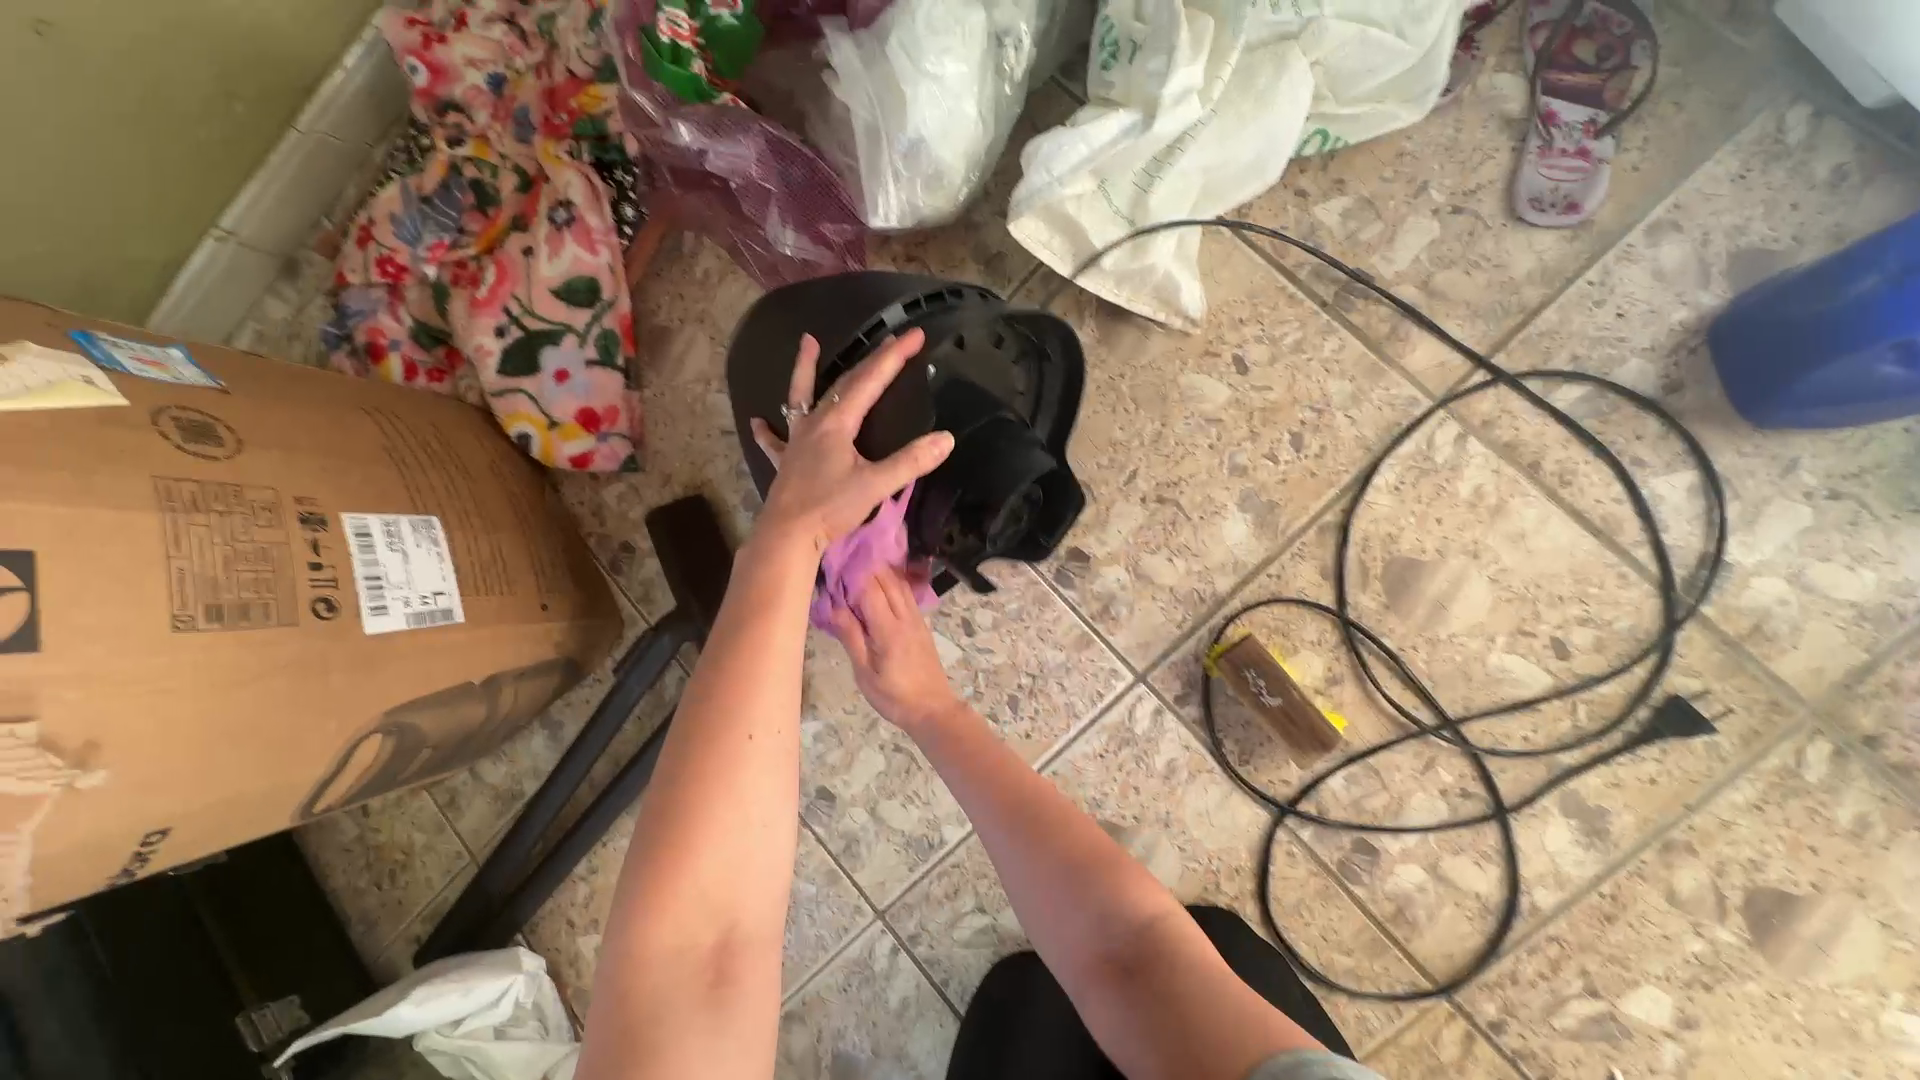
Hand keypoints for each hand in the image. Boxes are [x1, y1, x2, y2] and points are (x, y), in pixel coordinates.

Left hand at [750, 328, 953, 554]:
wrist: (787, 535)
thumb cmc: (830, 508)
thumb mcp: (876, 485)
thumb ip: (910, 462)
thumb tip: (946, 439)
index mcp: (838, 423)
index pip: (871, 381)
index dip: (895, 357)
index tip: (915, 335)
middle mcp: (814, 424)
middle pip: (843, 383)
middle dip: (870, 360)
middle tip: (890, 341)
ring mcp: (796, 441)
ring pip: (800, 397)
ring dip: (804, 369)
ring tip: (807, 343)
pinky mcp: (785, 463)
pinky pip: (775, 440)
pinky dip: (767, 430)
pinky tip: (757, 421)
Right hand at [828, 566, 967, 735]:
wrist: (933, 709)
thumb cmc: (894, 697)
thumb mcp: (865, 674)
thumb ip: (851, 638)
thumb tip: (834, 607)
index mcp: (889, 629)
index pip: (870, 589)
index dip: (852, 574)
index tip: (834, 564)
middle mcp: (906, 618)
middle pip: (887, 580)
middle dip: (866, 566)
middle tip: (843, 560)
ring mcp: (917, 619)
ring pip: (899, 584)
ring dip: (881, 572)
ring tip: (859, 566)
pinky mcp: (921, 625)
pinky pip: (906, 595)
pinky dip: (892, 584)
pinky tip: (879, 586)